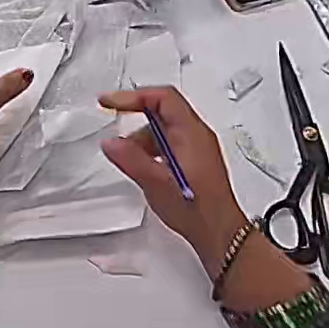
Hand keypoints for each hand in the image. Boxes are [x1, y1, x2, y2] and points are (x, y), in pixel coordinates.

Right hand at [99, 87, 251, 278]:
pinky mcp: (195, 160)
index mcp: (191, 132)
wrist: (218, 231)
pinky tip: (146, 169)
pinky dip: (152, 151)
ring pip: (164, 129)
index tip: (110, 101)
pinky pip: (169, 144)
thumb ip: (130, 159)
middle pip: (162, 112)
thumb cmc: (197, 209)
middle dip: (135, 123)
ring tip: (132, 162)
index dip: (133, 96)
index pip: (162, 98)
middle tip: (118, 135)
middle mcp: (197, 135)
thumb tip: (111, 143)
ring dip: (142, 140)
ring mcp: (197, 147)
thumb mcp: (155, 182)